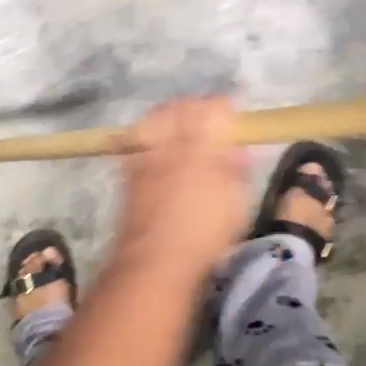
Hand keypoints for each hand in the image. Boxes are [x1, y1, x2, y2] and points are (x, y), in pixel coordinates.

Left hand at [113, 97, 250, 274]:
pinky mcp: (127, 172)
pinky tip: (156, 148)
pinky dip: (149, 137)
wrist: (155, 259)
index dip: (223, 106)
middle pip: (178, 107)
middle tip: (206, 115)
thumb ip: (236, 169)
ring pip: (154, 120)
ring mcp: (144, 155)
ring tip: (180, 127)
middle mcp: (169, 141)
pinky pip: (138, 141)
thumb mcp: (235, 201)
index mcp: (201, 143)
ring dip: (168, 117)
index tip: (232, 112)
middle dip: (193, 106)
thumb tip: (238, 149)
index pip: (212, 108)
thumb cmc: (204, 232)